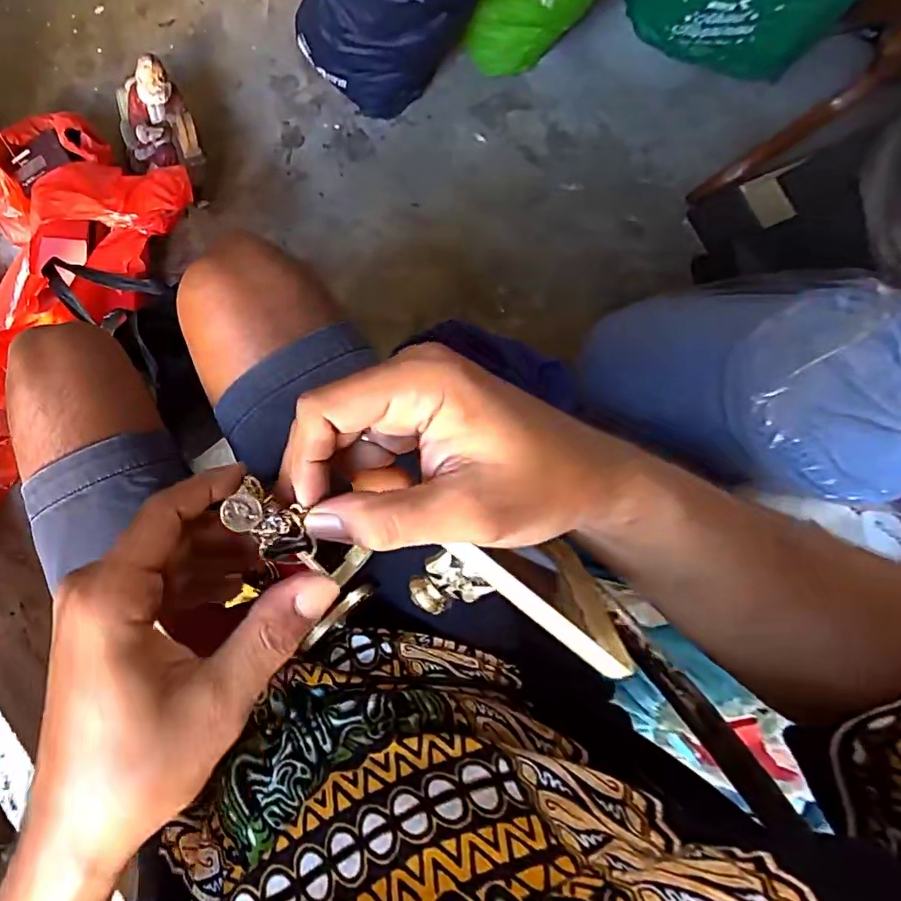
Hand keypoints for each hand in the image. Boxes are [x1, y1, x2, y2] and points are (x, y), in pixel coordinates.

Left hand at [24, 466, 338, 876]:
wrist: (78, 829)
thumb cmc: (139, 767)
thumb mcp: (215, 699)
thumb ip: (269, 633)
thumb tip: (322, 582)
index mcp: (108, 592)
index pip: (164, 514)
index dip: (213, 490)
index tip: (259, 481)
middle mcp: (92, 588)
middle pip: (167, 539)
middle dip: (227, 535)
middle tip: (285, 537)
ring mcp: (93, 612)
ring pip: (163, 568)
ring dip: (215, 565)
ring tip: (273, 566)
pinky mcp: (101, 634)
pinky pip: (153, 596)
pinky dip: (195, 594)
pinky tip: (239, 600)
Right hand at [281, 343, 650, 551]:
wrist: (595, 481)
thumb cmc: (542, 489)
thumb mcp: (463, 514)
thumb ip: (385, 521)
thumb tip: (317, 524)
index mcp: (419, 381)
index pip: (323, 407)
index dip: (306, 460)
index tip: (311, 511)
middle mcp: (406, 374)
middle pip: (329, 421)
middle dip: (329, 476)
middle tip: (336, 526)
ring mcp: (410, 392)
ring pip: (346, 438)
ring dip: (357, 483)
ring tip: (401, 510)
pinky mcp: (415, 412)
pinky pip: (370, 446)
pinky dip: (375, 480)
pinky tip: (409, 498)